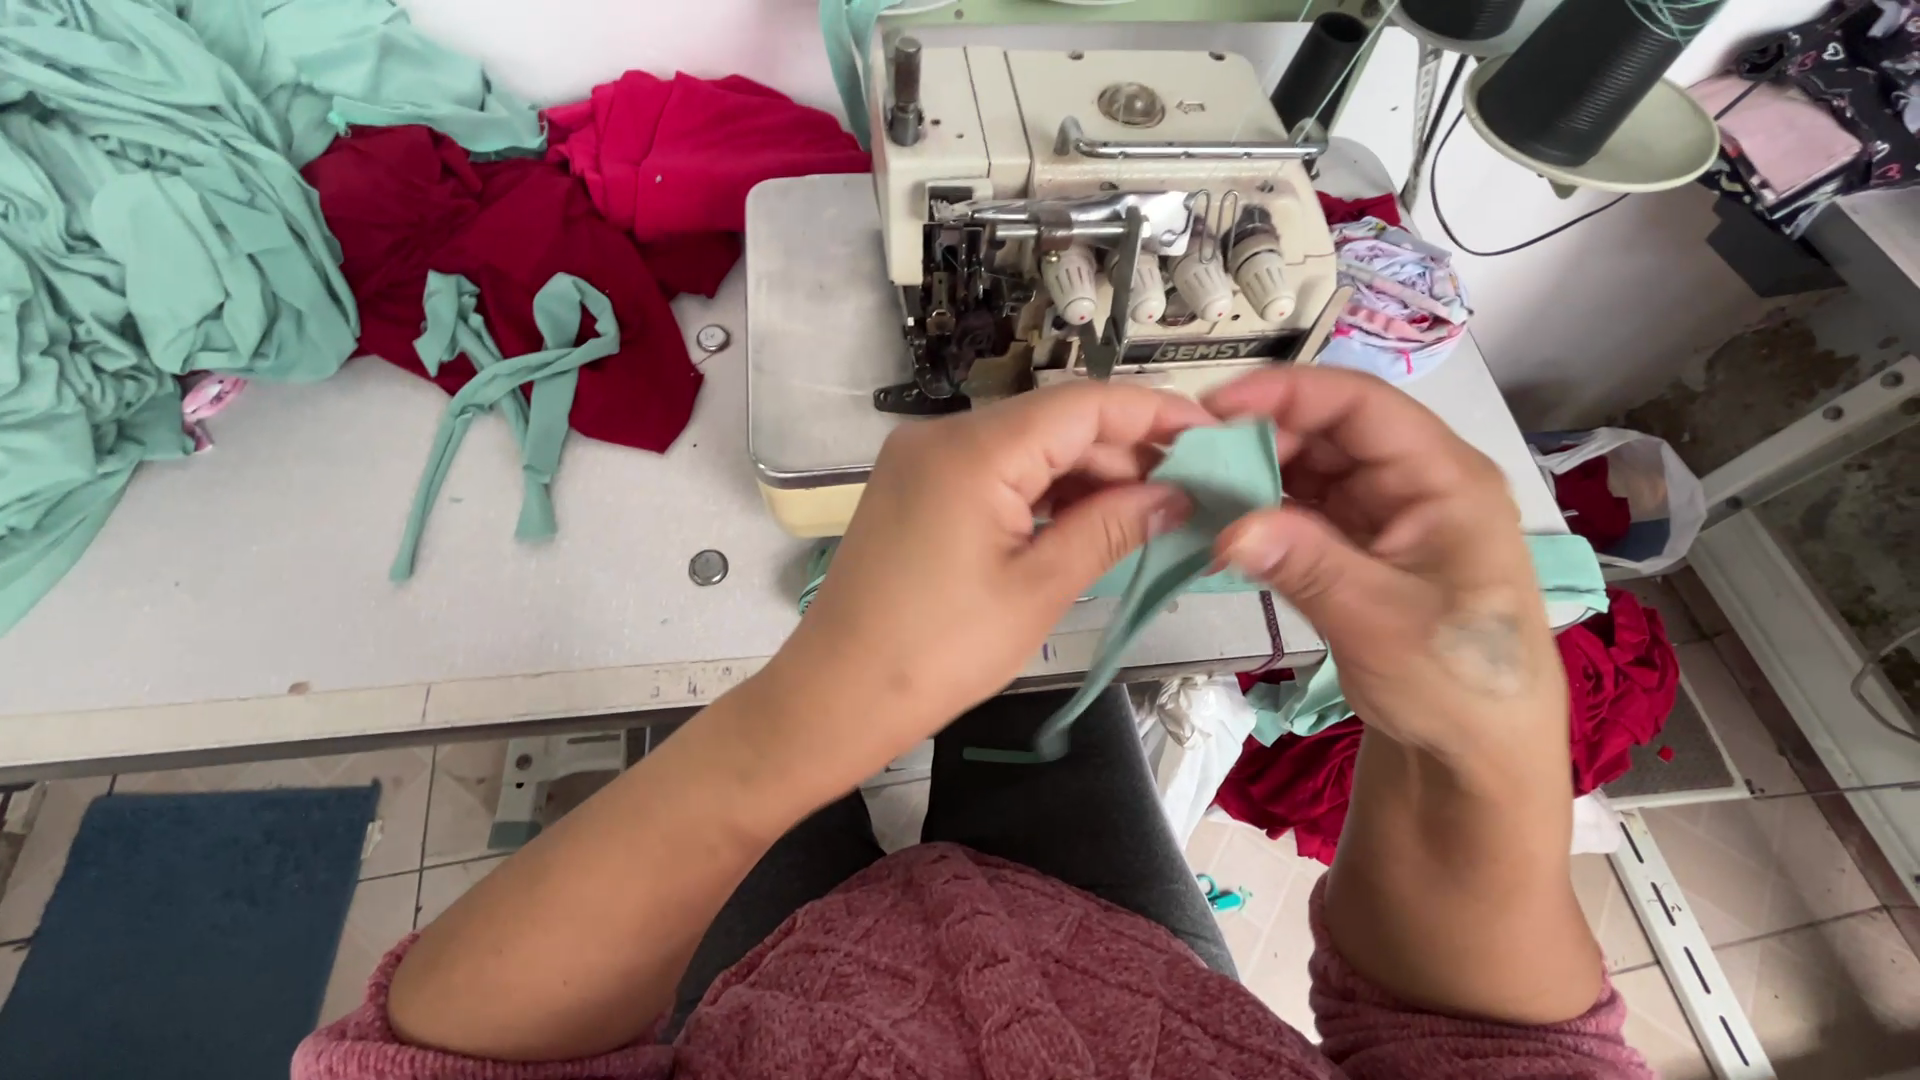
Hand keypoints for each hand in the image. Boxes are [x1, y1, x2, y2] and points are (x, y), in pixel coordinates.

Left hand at [763, 381, 1210, 779]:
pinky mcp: (915, 487)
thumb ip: (1112, 526)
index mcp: (973, 449)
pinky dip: (1041, 492)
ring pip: (1025, 447)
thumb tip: (1177, 495)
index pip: (1084, 404)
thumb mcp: (1040, 588)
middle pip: (1054, 422)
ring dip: (1084, 476)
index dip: (1155, 416)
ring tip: (1146, 512)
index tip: (1212, 439)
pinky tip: (1085, 519)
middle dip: (1123, 454)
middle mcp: (941, 434)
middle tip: (1187, 493)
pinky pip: (993, 472)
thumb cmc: (939, 652)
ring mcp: (922, 459)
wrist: (837, 695)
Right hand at [1204, 366, 1565, 764]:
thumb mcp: (1380, 620)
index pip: (1361, 406)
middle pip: (1326, 433)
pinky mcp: (1354, 546)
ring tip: (1193, 491)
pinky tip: (1218, 526)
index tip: (1212, 409)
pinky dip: (1259, 514)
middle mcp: (1411, 482)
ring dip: (1252, 475)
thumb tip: (1227, 527)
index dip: (1287, 394)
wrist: (1473, 750)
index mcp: (1442, 478)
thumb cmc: (1455, 680)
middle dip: (1257, 438)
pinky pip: (1299, 510)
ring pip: (1306, 469)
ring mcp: (1380, 514)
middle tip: (1189, 460)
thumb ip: (1306, 565)